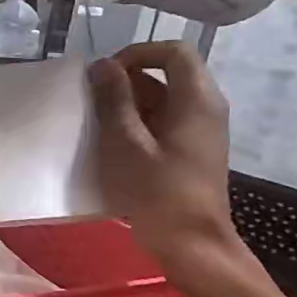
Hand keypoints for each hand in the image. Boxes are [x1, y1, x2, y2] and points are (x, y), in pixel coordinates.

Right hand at [88, 42, 269, 296]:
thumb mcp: (125, 142)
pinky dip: (136, 124)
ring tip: (96, 124)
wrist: (191, 245)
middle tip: (92, 102)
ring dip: (126, 105)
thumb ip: (113, 99)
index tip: (106, 74)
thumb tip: (103, 65)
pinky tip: (112, 145)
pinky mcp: (190, 151)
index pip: (173, 52)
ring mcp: (199, 131)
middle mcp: (205, 108)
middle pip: (166, 74)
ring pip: (161, 99)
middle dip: (125, 81)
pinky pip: (162, 122)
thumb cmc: (157, 191)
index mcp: (196, 100)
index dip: (137, 53)